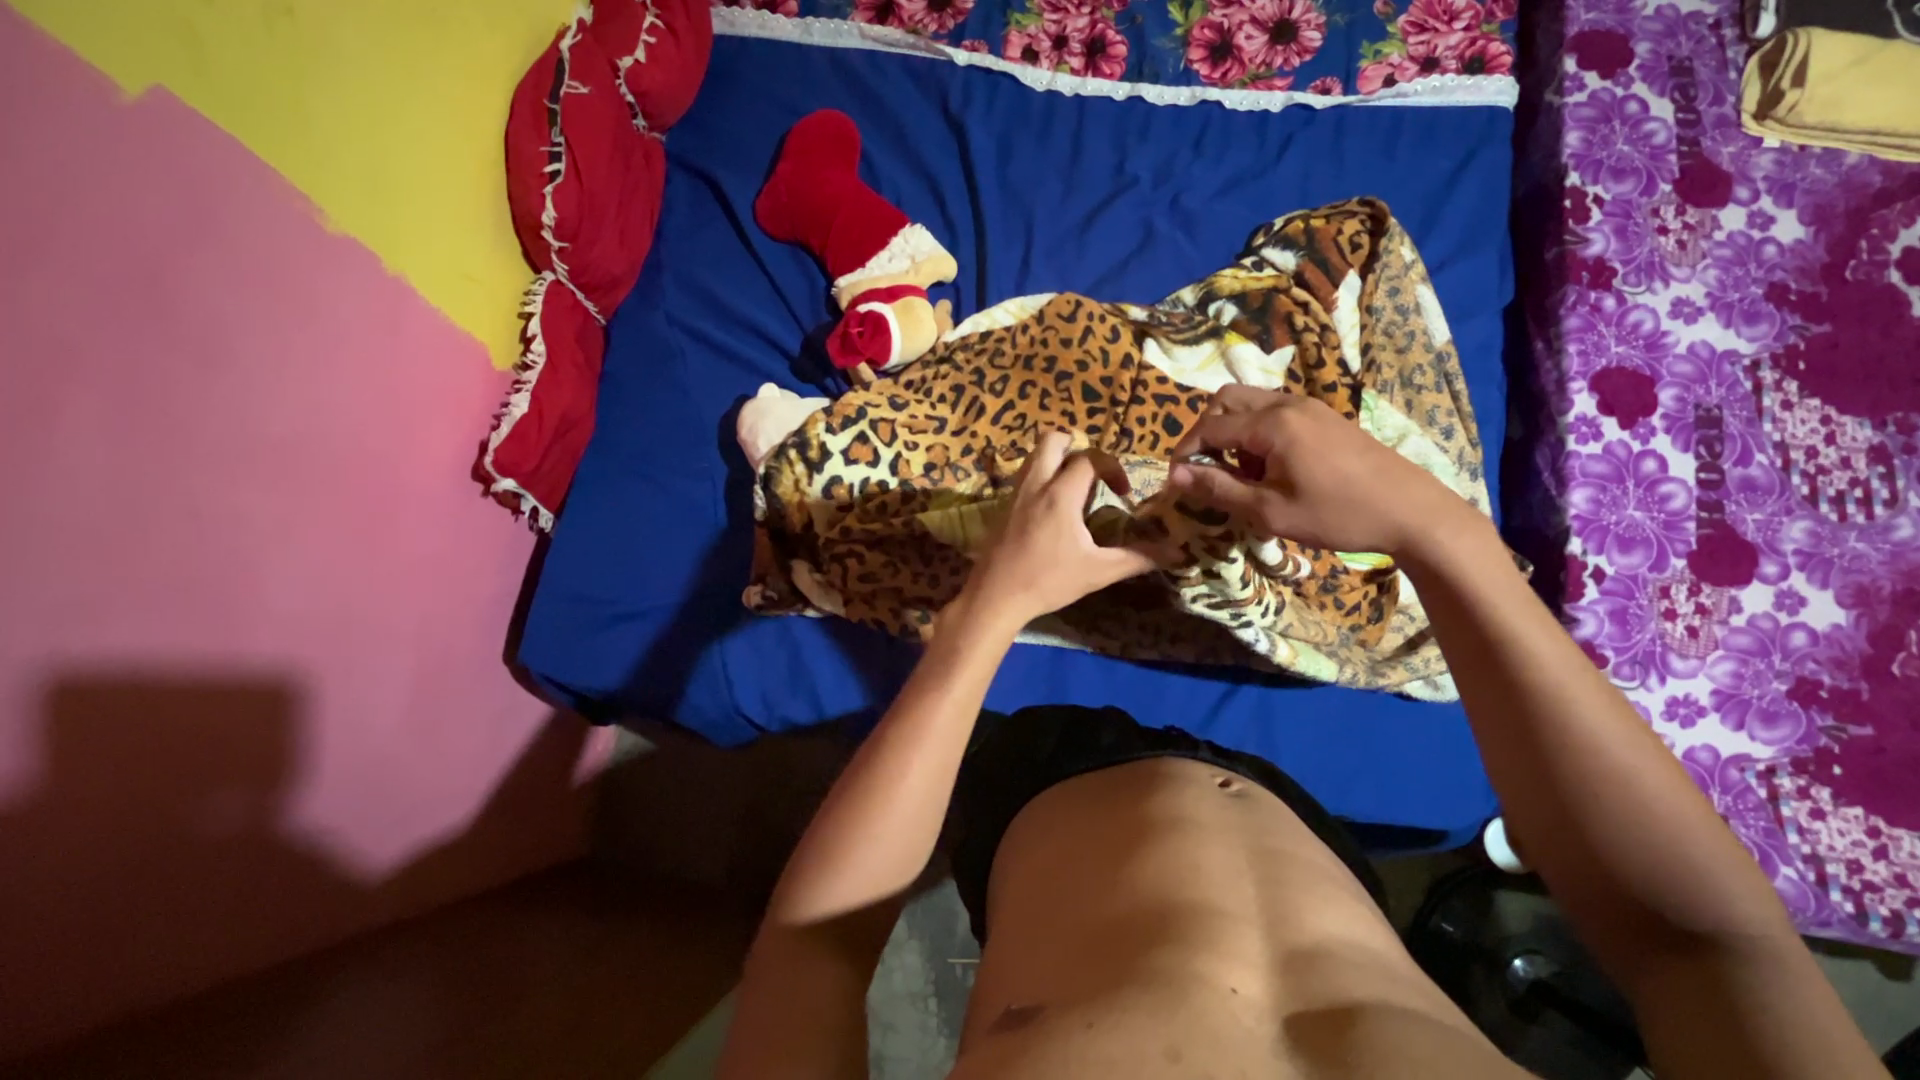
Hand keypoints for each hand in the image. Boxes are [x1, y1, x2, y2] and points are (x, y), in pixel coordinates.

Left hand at [957, 430, 1159, 628]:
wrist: (994, 597)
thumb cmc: (1047, 581)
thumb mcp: (1098, 572)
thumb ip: (1137, 558)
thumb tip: (1175, 552)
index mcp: (1060, 494)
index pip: (1090, 458)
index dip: (1113, 468)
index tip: (1123, 494)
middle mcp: (1035, 485)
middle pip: (1053, 440)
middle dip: (1077, 446)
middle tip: (1092, 474)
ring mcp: (1014, 494)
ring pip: (1034, 456)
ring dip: (1056, 461)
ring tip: (1074, 489)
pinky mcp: (1001, 508)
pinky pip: (1023, 478)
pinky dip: (1041, 480)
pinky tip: (1051, 511)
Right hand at [1164, 386, 1482, 561]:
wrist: (1410, 510)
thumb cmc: (1337, 515)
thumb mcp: (1270, 511)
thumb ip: (1220, 489)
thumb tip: (1175, 477)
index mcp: (1271, 424)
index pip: (1209, 426)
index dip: (1186, 452)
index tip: (1177, 482)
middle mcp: (1287, 404)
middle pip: (1226, 399)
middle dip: (1205, 431)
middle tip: (1207, 469)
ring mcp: (1309, 407)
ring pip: (1250, 402)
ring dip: (1232, 430)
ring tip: (1239, 472)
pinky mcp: (1325, 417)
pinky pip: (1275, 410)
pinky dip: (1257, 430)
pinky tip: (1270, 467)